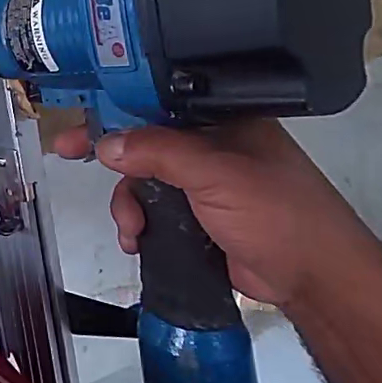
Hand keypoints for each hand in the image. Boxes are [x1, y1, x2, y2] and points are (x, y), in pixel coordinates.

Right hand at [51, 119, 375, 306]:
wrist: (312, 279)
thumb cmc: (276, 212)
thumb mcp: (215, 173)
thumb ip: (159, 152)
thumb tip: (107, 144)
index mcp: (219, 120)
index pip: (157, 103)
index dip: (115, 106)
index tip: (81, 117)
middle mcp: (209, 146)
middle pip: (143, 142)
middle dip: (111, 156)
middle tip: (68, 153)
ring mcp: (202, 184)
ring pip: (143, 180)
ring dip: (127, 202)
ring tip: (132, 229)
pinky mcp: (197, 218)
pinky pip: (153, 211)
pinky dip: (139, 224)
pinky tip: (138, 241)